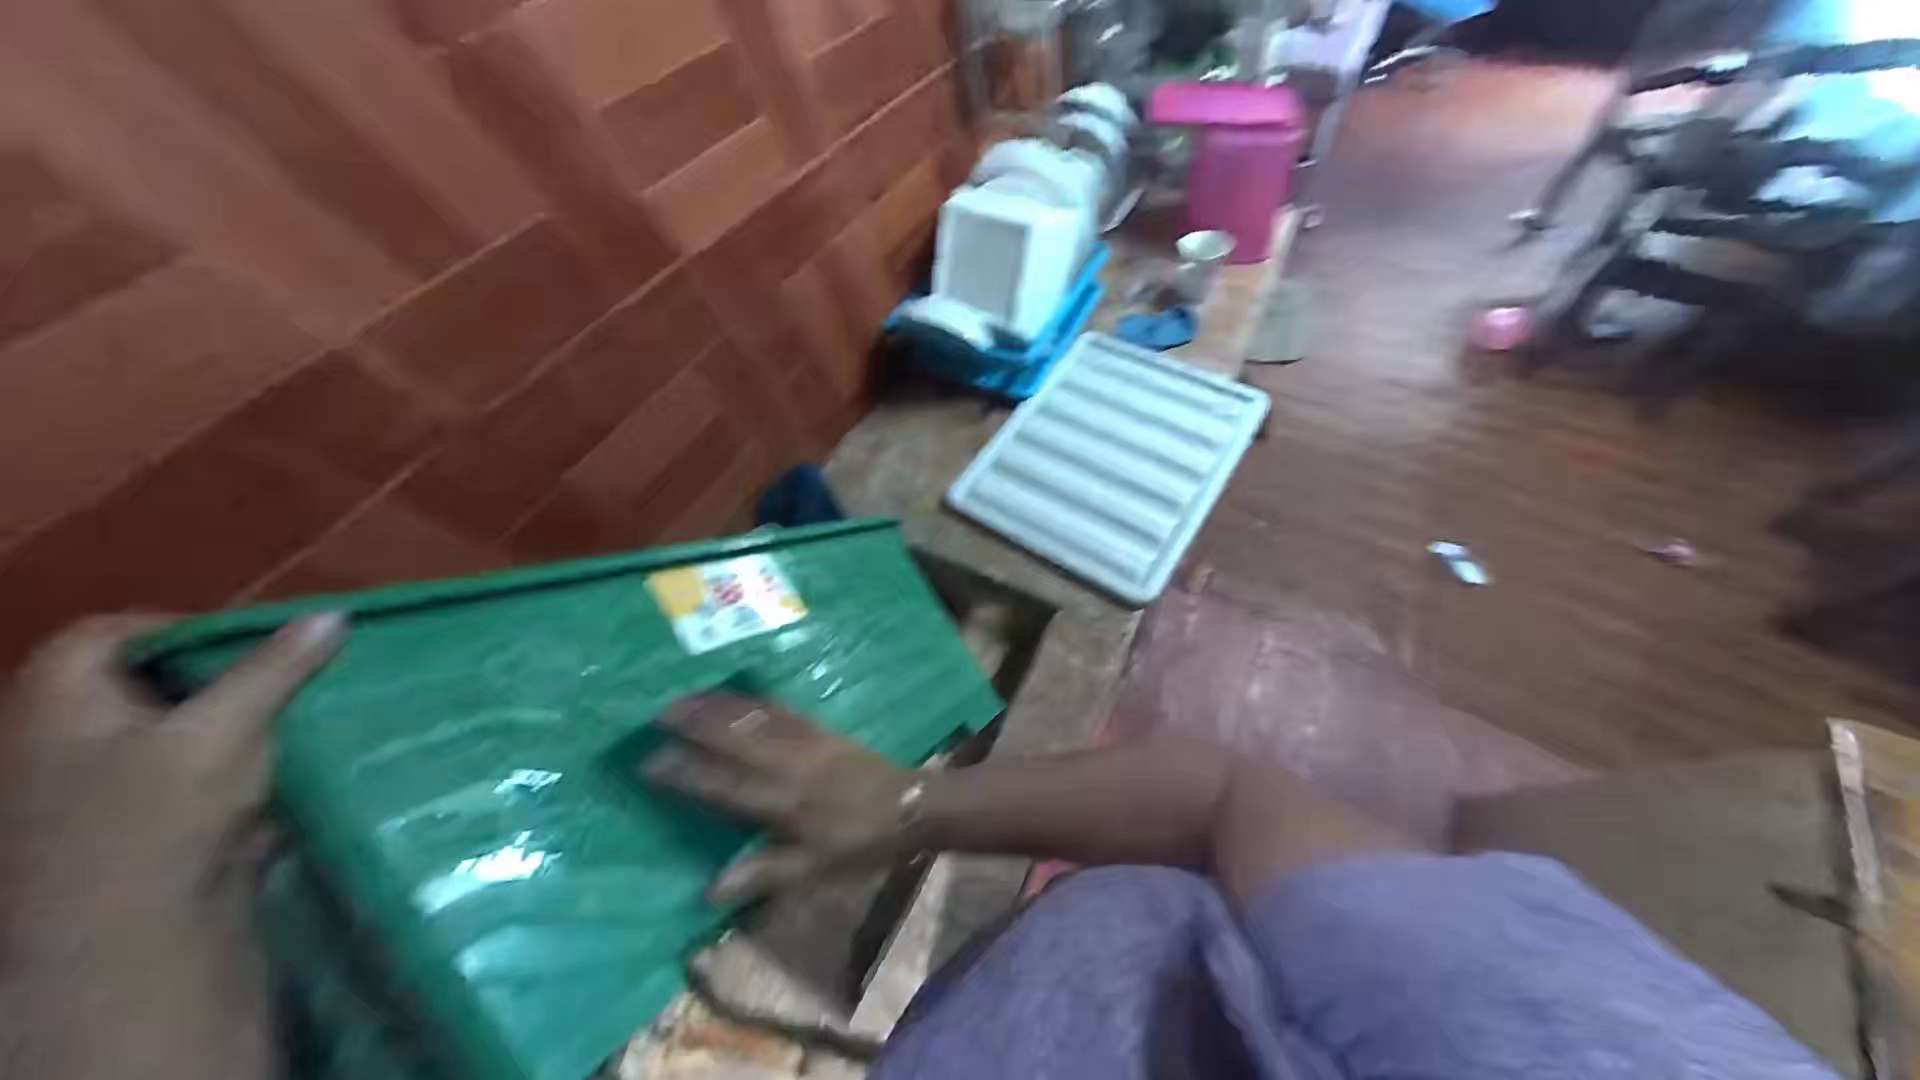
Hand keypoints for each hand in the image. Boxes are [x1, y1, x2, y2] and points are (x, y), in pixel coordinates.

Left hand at [0, 612, 346, 955]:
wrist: (128, 936)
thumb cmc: (159, 817)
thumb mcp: (227, 729)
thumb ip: (277, 667)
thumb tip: (333, 613)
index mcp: (56, 705)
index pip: (107, 633)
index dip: (181, 624)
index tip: (253, 640)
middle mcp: (56, 737)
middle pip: (140, 676)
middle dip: (218, 669)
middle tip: (284, 670)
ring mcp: (87, 782)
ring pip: (166, 719)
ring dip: (230, 710)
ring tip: (291, 708)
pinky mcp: (128, 816)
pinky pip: (180, 761)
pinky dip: (227, 749)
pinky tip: (275, 754)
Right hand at [642, 693, 922, 902]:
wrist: (912, 805)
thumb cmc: (862, 842)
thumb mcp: (815, 870)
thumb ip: (764, 875)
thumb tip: (709, 890)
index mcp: (783, 802)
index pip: (722, 785)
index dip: (684, 773)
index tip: (649, 761)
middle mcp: (789, 765)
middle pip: (734, 740)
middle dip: (696, 724)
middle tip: (659, 712)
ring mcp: (807, 743)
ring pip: (756, 719)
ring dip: (722, 706)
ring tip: (691, 694)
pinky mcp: (824, 730)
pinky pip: (785, 711)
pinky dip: (759, 701)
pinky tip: (743, 695)